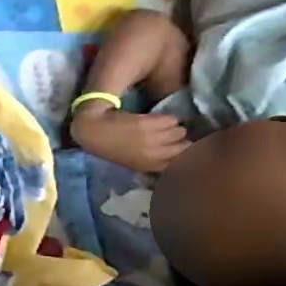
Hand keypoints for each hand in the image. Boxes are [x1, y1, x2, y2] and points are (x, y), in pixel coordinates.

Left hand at [70, 105, 189, 172]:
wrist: (93, 131)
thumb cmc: (113, 147)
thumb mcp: (135, 162)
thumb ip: (157, 162)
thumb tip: (182, 161)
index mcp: (151, 167)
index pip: (185, 165)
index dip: (191, 157)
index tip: (191, 152)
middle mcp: (156, 155)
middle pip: (187, 147)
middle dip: (181, 141)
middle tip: (172, 137)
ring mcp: (154, 139)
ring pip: (181, 131)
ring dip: (172, 128)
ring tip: (158, 128)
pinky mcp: (150, 123)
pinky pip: (172, 119)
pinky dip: (165, 118)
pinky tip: (152, 120)